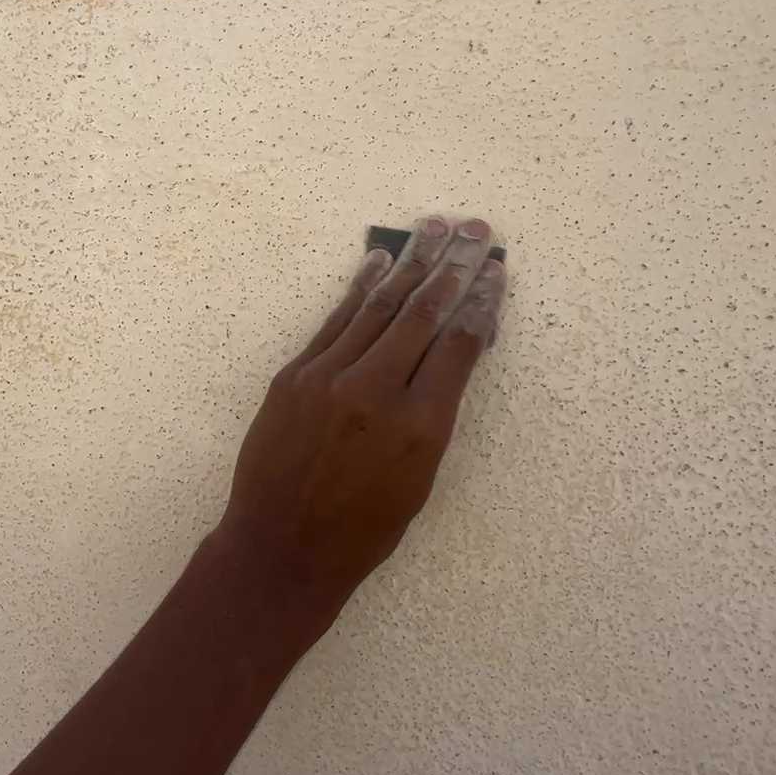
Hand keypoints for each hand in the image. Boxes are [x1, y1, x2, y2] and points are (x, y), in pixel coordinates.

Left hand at [218, 216, 506, 602]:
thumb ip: (435, 415)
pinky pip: (334, 322)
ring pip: (377, 309)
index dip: (481, 304)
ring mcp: (329, 378)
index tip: (495, 271)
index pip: (460, 346)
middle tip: (471, 228)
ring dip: (408, 265)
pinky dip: (358, 290)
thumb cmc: (361, 530)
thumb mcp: (419, 481)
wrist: (280, 546)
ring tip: (431, 229)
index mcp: (421, 428)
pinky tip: (377, 263)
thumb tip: (450, 359)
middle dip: (452, 268)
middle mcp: (376, 393)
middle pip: (422, 315)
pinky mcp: (295, 375)